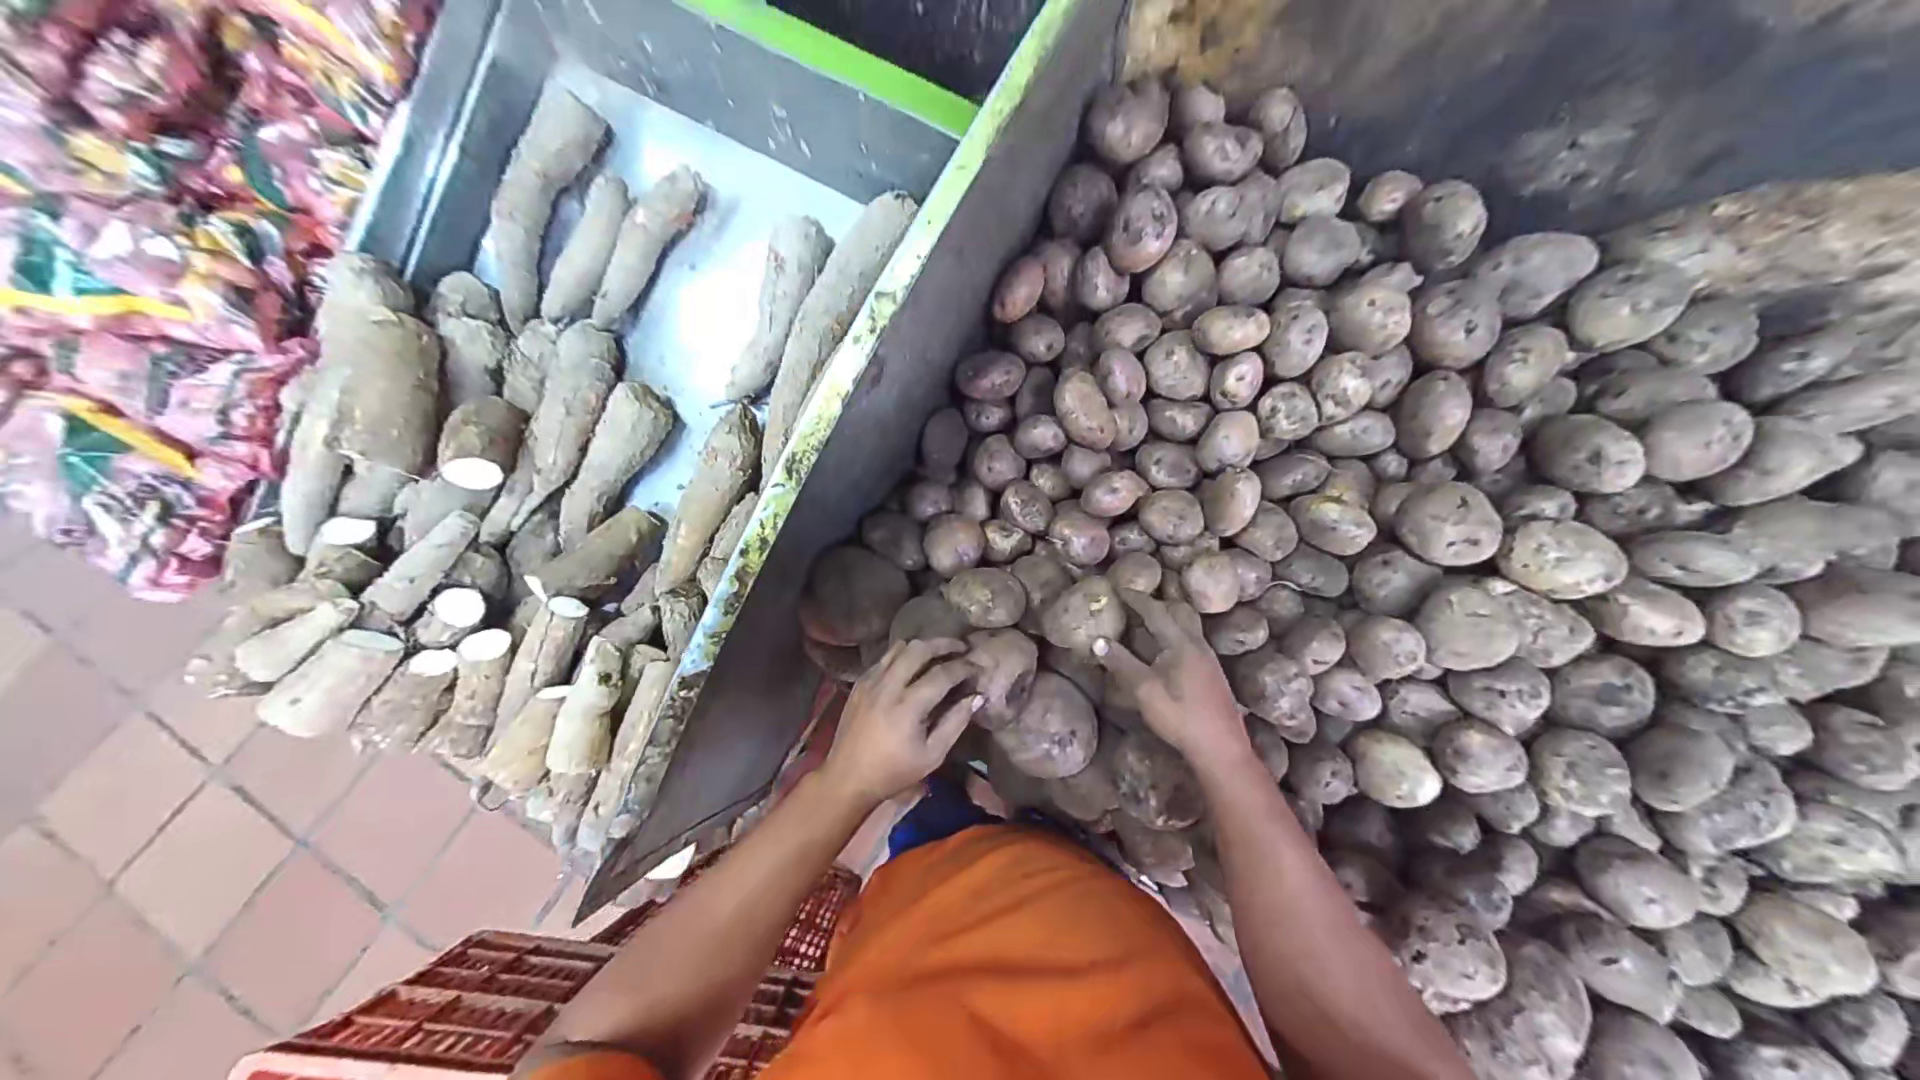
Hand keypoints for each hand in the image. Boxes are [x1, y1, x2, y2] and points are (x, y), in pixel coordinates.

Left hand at [819, 638, 979, 806]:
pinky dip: (902, 655)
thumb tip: (976, 696)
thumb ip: (955, 722)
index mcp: (908, 706)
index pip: (942, 673)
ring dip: (922, 647)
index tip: (977, 668)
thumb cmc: (894, 772)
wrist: (848, 778)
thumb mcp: (933, 755)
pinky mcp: (860, 683)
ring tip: (938, 653)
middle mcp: (888, 686)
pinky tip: (911, 667)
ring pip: (899, 648)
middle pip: (919, 649)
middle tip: (960, 648)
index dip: (964, 667)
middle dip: (944, 644)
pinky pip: (884, 658)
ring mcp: (871, 681)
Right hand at [1093, 590, 1252, 771]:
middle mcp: (1198, 644)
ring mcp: (1208, 658)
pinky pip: (1191, 639)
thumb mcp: (1144, 691)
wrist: (1221, 747)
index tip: (1119, 587)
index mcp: (1182, 644)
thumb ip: (1122, 663)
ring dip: (1168, 617)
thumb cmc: (1181, 717)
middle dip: (1156, 602)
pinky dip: (1174, 632)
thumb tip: (1098, 641)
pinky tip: (1164, 649)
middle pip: (1179, 612)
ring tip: (1147, 621)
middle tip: (1134, 601)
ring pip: (1188, 625)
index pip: (1156, 612)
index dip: (1137, 598)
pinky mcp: (1211, 672)